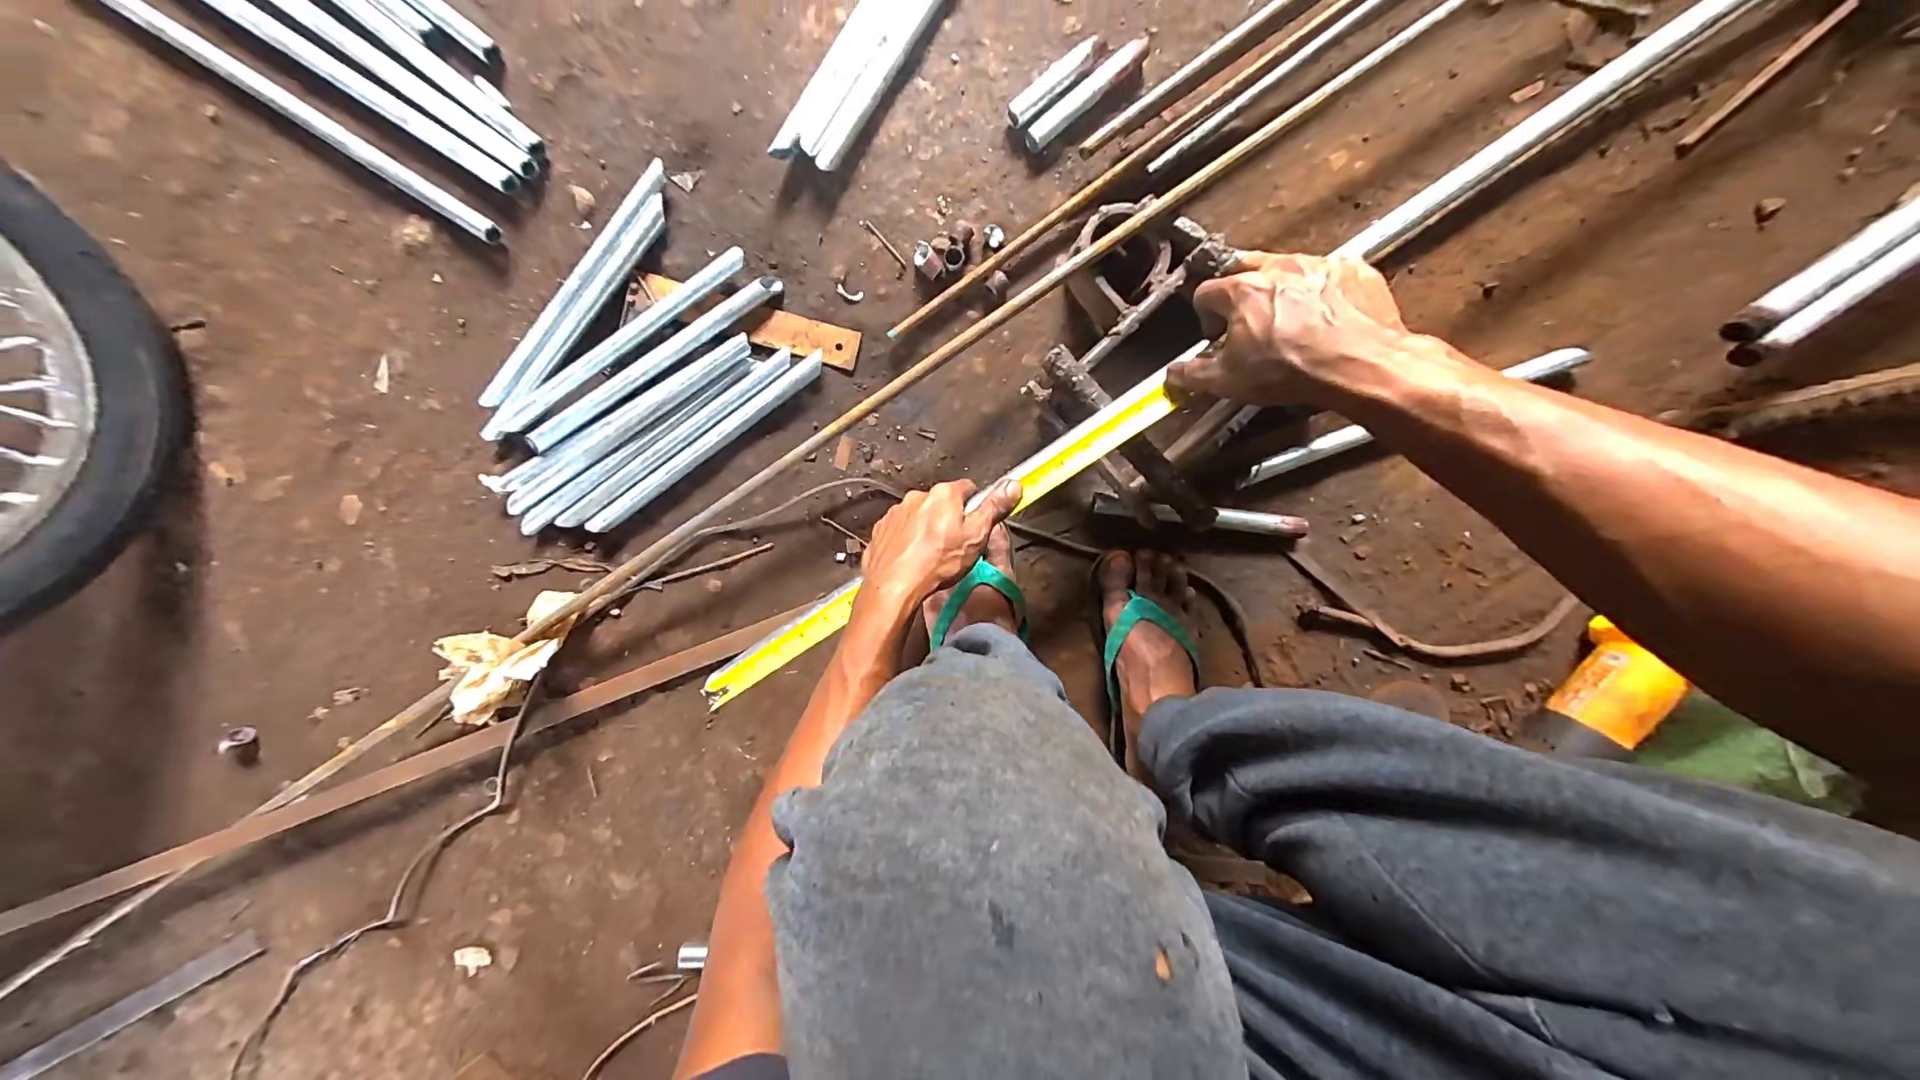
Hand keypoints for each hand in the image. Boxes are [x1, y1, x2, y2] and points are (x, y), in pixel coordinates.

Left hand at [860, 479, 1021, 609]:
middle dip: (949, 520)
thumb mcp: (976, 536)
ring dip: (926, 530)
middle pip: (942, 503)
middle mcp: (917, 497)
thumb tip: (1013, 486)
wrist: (894, 586)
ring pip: (919, 517)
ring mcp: (897, 513)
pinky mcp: (882, 530)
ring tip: (932, 556)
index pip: (968, 489)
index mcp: (944, 494)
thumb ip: (995, 507)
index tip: (977, 524)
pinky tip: (914, 560)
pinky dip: (907, 542)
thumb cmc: (935, 564)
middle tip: (956, 545)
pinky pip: (901, 531)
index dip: (976, 508)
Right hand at [1170, 252, 1415, 406]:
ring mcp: (1319, 265)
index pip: (1205, 292)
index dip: (1205, 317)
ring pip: (1287, 269)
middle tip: (1246, 321)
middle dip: (1240, 293)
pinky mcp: (1353, 271)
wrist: (1360, 366)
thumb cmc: (1294, 370)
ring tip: (1288, 325)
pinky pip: (1326, 277)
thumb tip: (1172, 374)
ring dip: (1280, 291)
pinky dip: (1320, 294)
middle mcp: (1279, 267)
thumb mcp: (1228, 381)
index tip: (1215, 336)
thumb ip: (1192, 374)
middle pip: (1245, 268)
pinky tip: (1322, 321)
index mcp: (1242, 290)